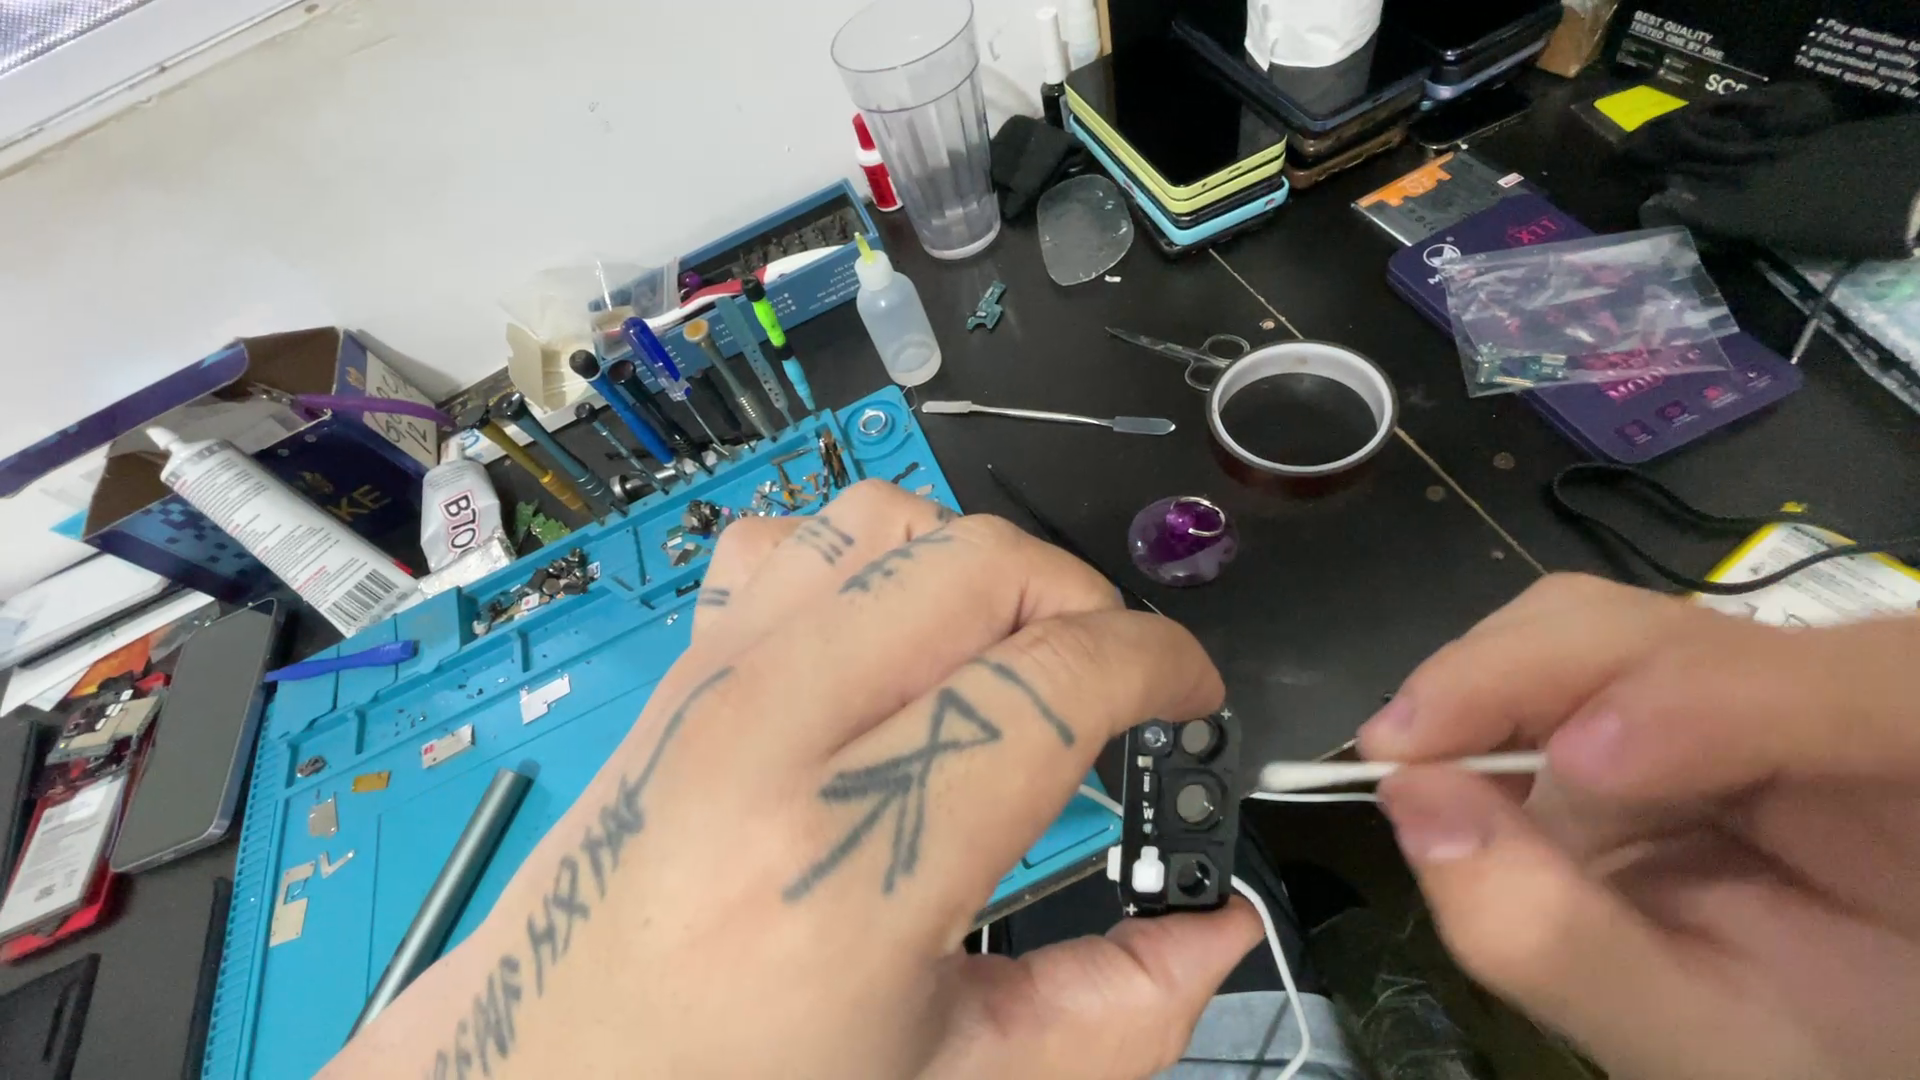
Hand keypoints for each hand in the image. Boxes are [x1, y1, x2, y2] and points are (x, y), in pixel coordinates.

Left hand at [330, 481, 1258, 1078]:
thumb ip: (1110, 1016)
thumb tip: (1217, 930)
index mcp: (846, 874)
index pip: (1045, 686)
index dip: (1155, 665)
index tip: (1188, 694)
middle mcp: (767, 739)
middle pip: (975, 565)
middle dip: (1081, 598)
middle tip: (1106, 673)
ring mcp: (709, 679)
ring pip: (883, 521)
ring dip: (977, 564)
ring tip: (1002, 645)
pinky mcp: (680, 662)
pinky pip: (787, 538)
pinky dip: (866, 556)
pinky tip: (887, 632)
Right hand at [1360, 573, 1919, 1079]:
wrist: (1814, 1037)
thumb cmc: (1794, 1053)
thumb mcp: (1698, 1043)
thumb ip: (1560, 938)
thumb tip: (1411, 799)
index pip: (1873, 689)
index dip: (1709, 700)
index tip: (1570, 771)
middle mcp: (1837, 706)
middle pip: (1663, 629)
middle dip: (1512, 678)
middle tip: (1400, 752)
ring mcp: (1736, 684)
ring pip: (1584, 625)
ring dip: (1478, 690)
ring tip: (1421, 764)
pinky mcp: (1655, 686)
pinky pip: (1551, 655)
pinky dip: (1480, 703)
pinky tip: (1458, 762)